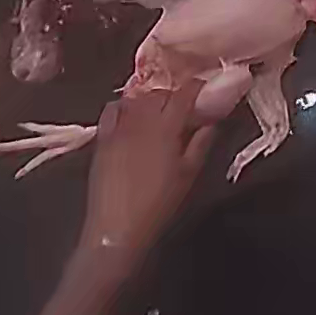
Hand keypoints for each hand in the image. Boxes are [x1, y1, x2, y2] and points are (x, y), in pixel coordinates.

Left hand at [76, 84, 215, 275]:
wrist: (117, 228)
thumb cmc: (159, 202)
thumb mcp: (189, 173)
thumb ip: (202, 141)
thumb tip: (212, 119)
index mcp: (167, 125)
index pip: (184, 93)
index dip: (196, 86)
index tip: (205, 88)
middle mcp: (142, 118)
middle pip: (160, 93)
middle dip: (174, 95)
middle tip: (184, 109)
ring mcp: (119, 126)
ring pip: (138, 98)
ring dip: (151, 100)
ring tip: (159, 113)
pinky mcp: (103, 138)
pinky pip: (113, 109)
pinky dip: (124, 106)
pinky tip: (130, 116)